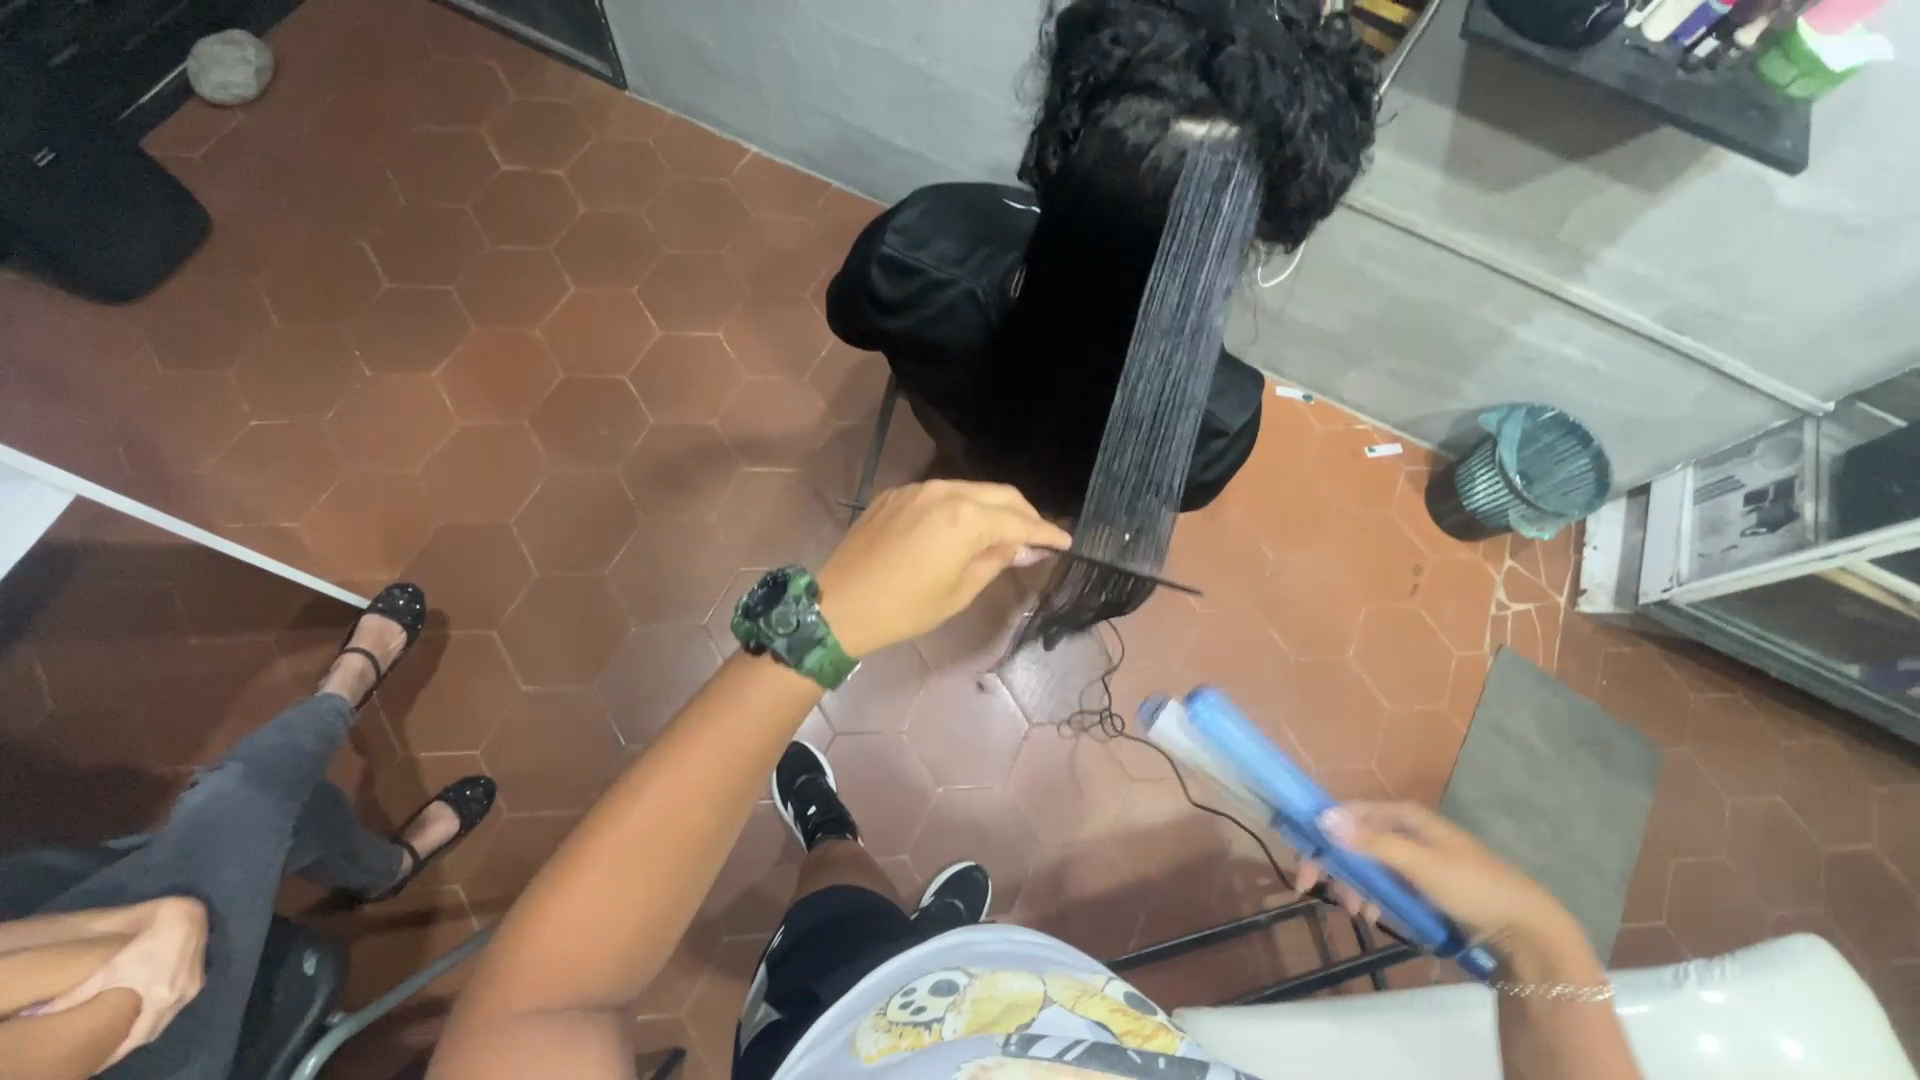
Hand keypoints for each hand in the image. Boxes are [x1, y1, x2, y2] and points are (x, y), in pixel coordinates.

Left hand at [27, 896, 207, 1067]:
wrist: (186, 918)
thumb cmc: (146, 945)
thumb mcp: (110, 969)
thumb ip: (77, 995)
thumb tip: (40, 1013)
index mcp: (159, 1000)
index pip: (136, 1039)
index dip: (116, 1054)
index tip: (98, 1064)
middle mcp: (180, 999)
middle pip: (153, 1033)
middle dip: (132, 1043)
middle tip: (109, 1050)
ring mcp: (192, 989)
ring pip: (167, 1020)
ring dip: (147, 1028)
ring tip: (126, 1031)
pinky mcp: (197, 980)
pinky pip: (176, 1007)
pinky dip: (160, 1014)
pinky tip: (148, 1008)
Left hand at [815, 481, 1071, 656]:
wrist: (840, 605)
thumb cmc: (905, 608)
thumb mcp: (960, 591)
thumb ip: (997, 561)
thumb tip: (1023, 548)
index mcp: (965, 518)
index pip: (1019, 520)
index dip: (1046, 532)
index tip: (1065, 542)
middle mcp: (945, 491)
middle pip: (1000, 494)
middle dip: (1025, 512)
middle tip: (1039, 536)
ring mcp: (917, 489)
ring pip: (971, 489)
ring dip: (993, 507)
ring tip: (1006, 532)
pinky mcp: (896, 494)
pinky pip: (941, 493)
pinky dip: (962, 506)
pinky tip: (964, 527)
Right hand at [1314, 801, 1581, 960]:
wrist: (1525, 927)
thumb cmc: (1472, 887)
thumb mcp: (1419, 864)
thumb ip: (1371, 841)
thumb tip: (1323, 818)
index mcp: (1403, 815)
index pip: (1346, 814)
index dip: (1320, 837)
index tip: (1305, 869)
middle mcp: (1405, 828)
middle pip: (1353, 838)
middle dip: (1337, 867)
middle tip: (1321, 894)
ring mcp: (1414, 854)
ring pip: (1367, 863)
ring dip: (1355, 885)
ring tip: (1358, 913)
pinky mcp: (1423, 880)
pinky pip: (1385, 881)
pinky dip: (1374, 895)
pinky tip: (1375, 916)